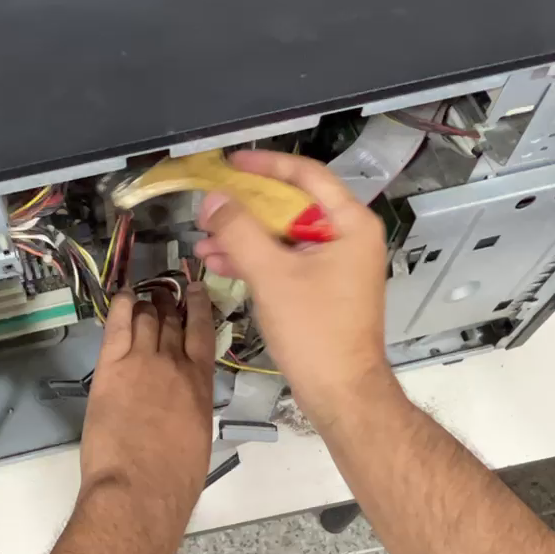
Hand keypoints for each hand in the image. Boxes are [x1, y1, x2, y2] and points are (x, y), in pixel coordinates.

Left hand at [79, 283, 216, 523]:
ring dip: (145, 305)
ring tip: (142, 298)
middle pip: (171, 323)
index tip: (195, 291)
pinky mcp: (111, 367)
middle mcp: (174, 364)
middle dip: (167, 305)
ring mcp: (142, 362)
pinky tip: (122, 296)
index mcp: (201, 384)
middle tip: (162, 296)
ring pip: (146, 319)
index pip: (202, 333)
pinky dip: (120, 306)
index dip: (199, 307)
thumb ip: (192, 408)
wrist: (140, 487)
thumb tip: (184, 403)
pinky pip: (117, 326)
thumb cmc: (175, 477)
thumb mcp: (199, 436)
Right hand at [194, 150, 399, 427]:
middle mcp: (347, 237)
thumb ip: (240, 231)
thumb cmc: (315, 331)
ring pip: (282, 236)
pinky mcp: (320, 288)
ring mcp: (334, 264)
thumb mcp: (272, 275)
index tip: (231, 163)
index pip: (306, 176)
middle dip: (246, 208)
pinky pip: (284, 261)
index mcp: (350, 224)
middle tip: (208, 207)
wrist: (339, 390)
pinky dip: (255, 260)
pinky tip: (220, 263)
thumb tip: (214, 200)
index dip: (266, 165)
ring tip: (204, 241)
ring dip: (243, 237)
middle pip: (290, 206)